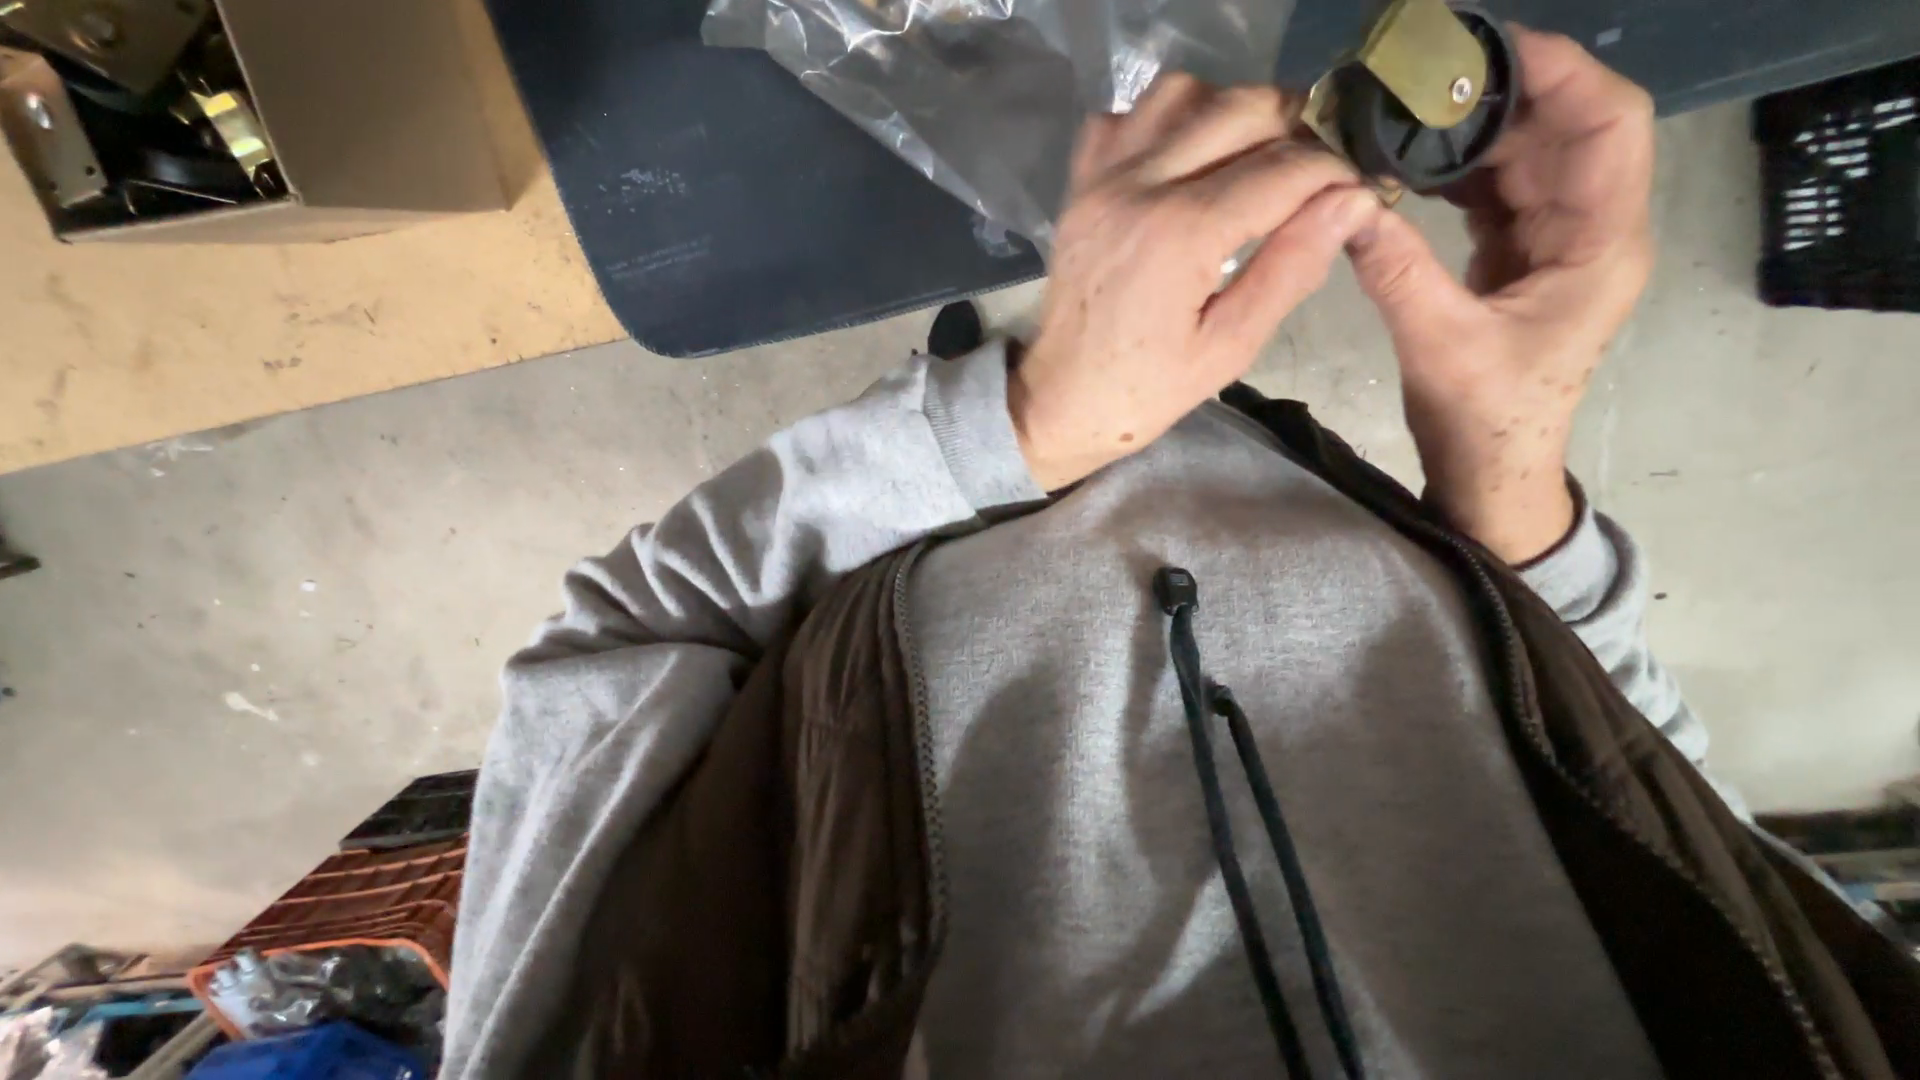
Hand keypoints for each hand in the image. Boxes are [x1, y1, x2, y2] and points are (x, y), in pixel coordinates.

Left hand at [1013, 75, 1382, 490]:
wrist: (1058, 401)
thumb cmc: (1145, 390)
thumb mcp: (1229, 346)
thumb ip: (1291, 268)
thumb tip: (1353, 200)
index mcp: (1181, 234)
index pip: (1284, 167)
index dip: (1333, 173)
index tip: (1351, 193)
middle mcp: (1138, 187)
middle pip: (1240, 108)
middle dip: (1293, 130)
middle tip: (1307, 175)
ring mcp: (1101, 181)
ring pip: (1181, 94)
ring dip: (1227, 113)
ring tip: (1247, 160)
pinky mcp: (1078, 187)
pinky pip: (1123, 118)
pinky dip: (1163, 123)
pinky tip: (1181, 164)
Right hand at [1346, 27, 1654, 562]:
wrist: (1492, 473)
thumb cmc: (1485, 419)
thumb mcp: (1438, 344)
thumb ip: (1396, 270)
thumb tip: (1343, 203)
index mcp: (1600, 244)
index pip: (1607, 126)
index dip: (1561, 74)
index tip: (1489, 49)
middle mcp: (1590, 232)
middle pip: (1563, 134)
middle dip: (1500, 99)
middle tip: (1423, 80)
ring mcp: (1555, 246)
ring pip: (1527, 163)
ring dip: (1474, 137)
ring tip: (1408, 116)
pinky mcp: (1520, 262)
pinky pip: (1497, 198)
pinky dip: (1458, 177)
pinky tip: (1411, 167)